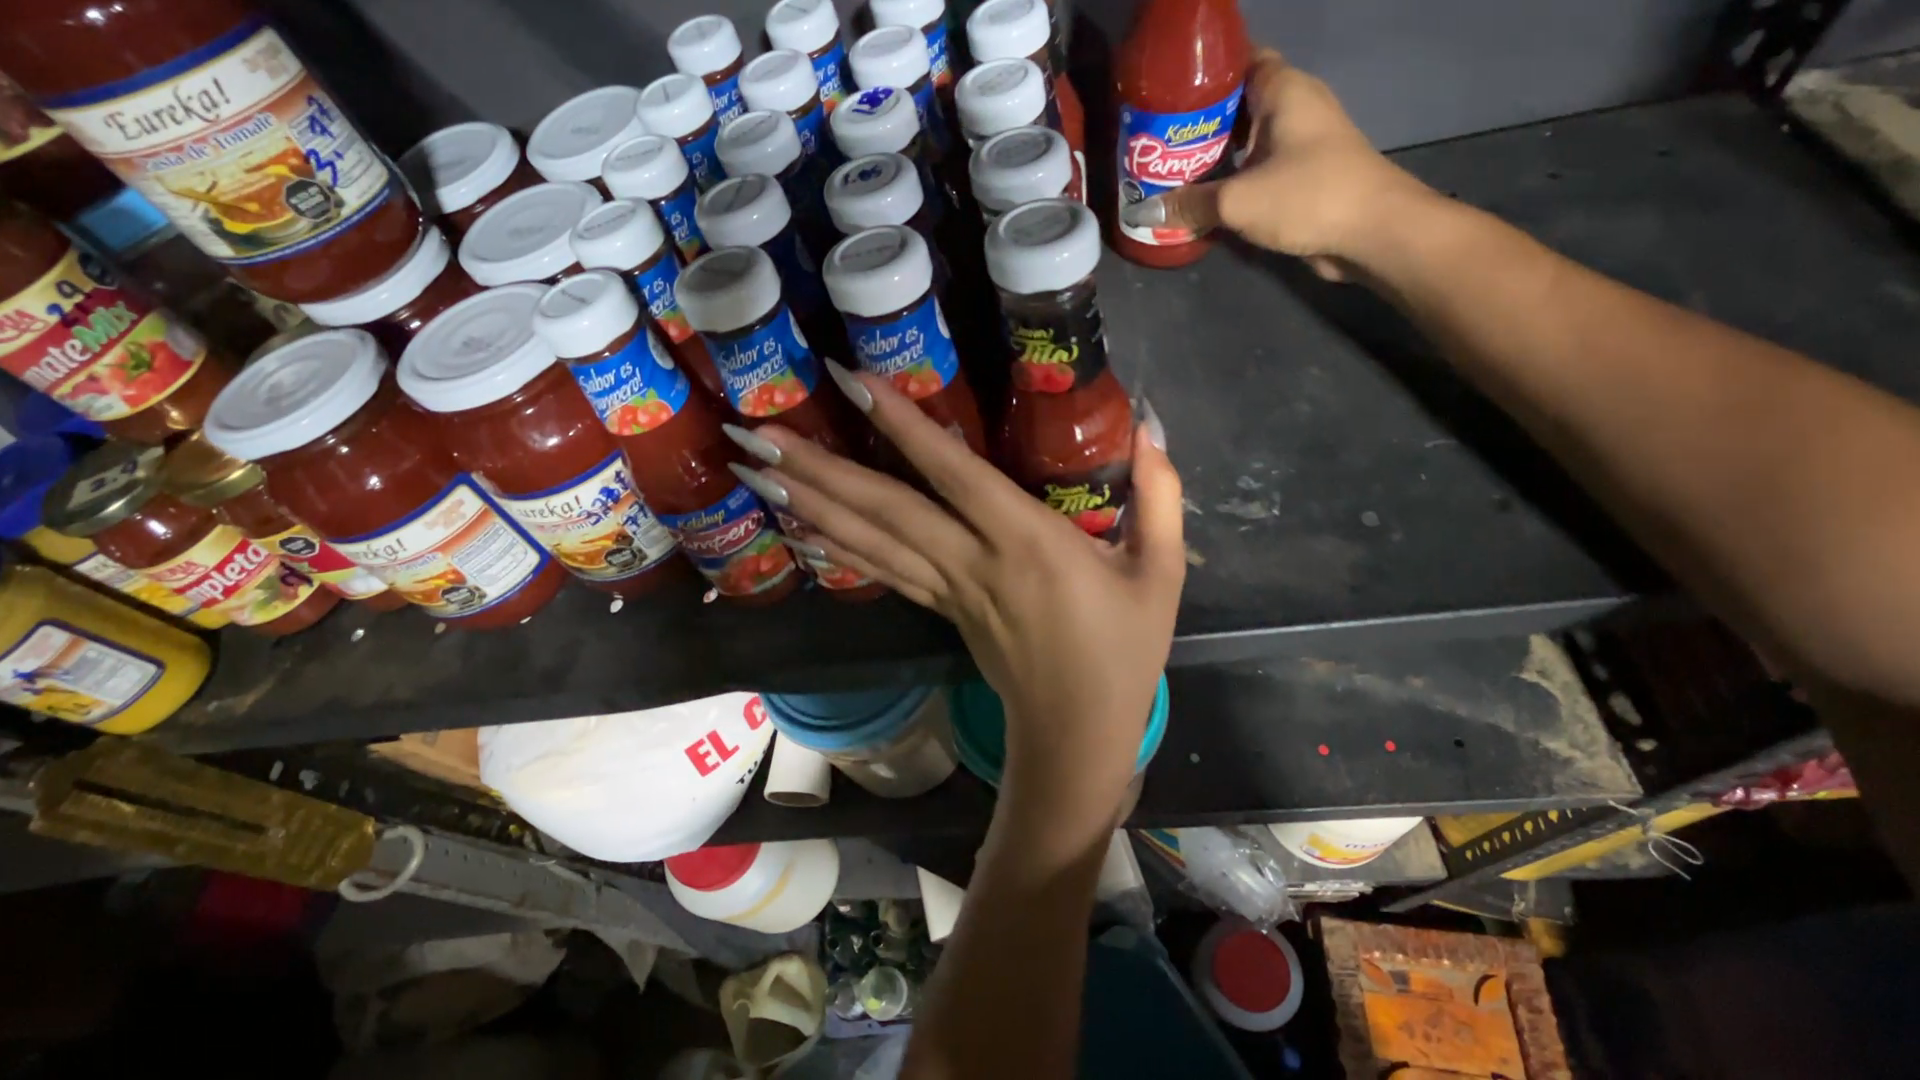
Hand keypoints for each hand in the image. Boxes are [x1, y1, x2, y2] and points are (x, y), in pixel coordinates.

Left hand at [723, 361, 1185, 822]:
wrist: (1078, 736)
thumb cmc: (1124, 652)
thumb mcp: (1162, 574)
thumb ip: (1160, 497)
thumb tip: (1152, 426)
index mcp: (1027, 544)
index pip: (952, 472)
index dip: (900, 424)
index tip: (849, 379)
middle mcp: (972, 562)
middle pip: (885, 507)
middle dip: (816, 465)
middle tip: (753, 428)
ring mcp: (946, 590)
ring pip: (868, 539)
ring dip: (808, 500)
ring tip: (753, 465)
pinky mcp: (937, 610)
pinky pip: (877, 572)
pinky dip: (834, 545)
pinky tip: (795, 523)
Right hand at [1121, 48, 1437, 279]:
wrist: (1374, 234)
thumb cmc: (1308, 196)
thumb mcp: (1238, 201)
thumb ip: (1190, 204)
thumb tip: (1144, 212)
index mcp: (1283, 90)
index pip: (1240, 61)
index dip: (1204, 73)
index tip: (1166, 94)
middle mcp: (1295, 109)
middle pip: (1238, 104)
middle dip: (1199, 122)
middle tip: (1155, 141)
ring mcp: (1302, 145)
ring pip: (1247, 142)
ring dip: (1214, 157)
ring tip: (1170, 171)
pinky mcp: (1305, 178)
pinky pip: (1259, 171)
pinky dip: (1233, 181)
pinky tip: (1203, 200)